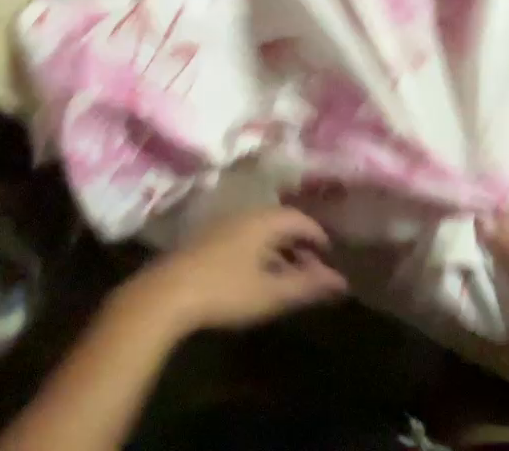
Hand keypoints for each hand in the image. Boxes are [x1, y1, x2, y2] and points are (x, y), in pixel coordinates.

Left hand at [118, 207, 348, 334]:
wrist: (167, 293)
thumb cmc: (226, 290)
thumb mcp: (272, 292)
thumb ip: (308, 285)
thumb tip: (341, 282)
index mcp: (261, 220)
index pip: (298, 218)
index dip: (317, 235)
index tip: (329, 254)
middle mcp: (242, 215)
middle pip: (278, 222)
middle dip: (298, 244)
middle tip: (312, 270)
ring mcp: (220, 225)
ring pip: (258, 231)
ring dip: (278, 251)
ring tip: (288, 277)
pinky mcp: (204, 240)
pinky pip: (243, 239)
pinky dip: (259, 253)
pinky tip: (258, 277)